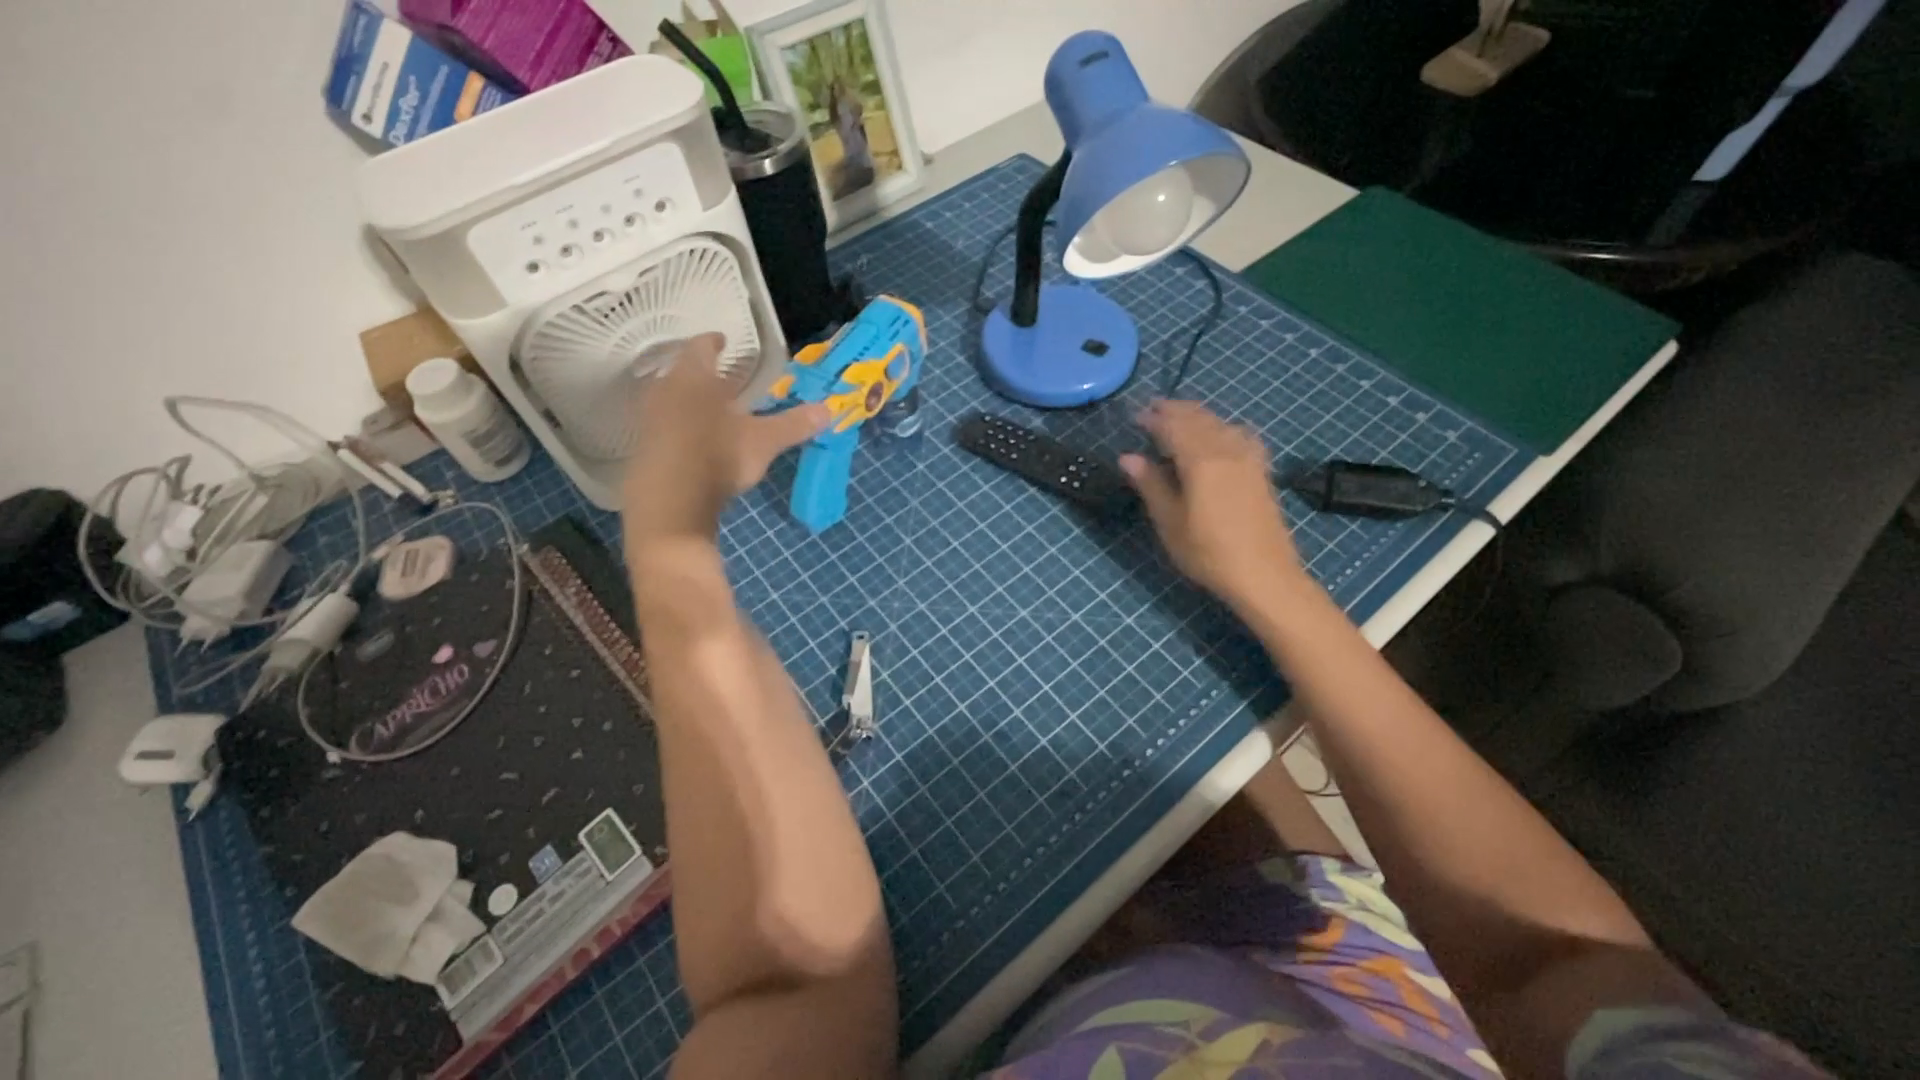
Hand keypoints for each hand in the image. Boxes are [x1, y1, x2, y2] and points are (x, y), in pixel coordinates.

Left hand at [623, 333, 830, 549]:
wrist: (668, 506)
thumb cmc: (717, 459)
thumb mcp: (763, 442)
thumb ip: (793, 424)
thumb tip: (828, 410)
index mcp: (693, 377)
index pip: (701, 347)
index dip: (714, 342)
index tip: (723, 341)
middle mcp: (665, 390)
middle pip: (682, 371)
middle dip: (703, 373)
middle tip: (722, 378)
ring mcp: (648, 419)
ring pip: (670, 398)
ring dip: (690, 400)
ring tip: (712, 409)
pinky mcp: (643, 447)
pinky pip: (663, 425)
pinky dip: (680, 425)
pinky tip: (695, 440)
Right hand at [1119, 400, 1305, 605]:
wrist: (1264, 575)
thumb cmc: (1208, 554)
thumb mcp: (1170, 523)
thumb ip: (1151, 485)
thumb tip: (1128, 456)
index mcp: (1200, 461)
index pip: (1172, 426)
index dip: (1153, 418)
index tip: (1135, 416)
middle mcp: (1226, 450)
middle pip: (1198, 418)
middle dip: (1175, 411)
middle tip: (1154, 410)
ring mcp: (1248, 458)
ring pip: (1220, 423)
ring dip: (1198, 416)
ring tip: (1180, 419)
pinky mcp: (1261, 470)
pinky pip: (1240, 435)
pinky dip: (1223, 427)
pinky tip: (1220, 436)